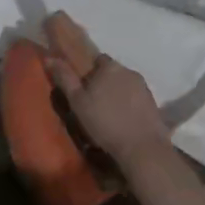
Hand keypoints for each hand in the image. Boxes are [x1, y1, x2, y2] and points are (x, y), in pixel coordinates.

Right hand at [44, 54, 169, 165]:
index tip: (82, 88)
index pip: (98, 59)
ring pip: (125, 85)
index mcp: (110, 66)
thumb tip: (50, 57)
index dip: (89, 72)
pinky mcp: (154, 104)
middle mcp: (129, 71)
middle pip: (112, 72)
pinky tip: (123, 122)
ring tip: (108, 115)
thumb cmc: (105, 122)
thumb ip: (65, 78)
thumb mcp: (77, 102)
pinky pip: (136, 99)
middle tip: (93, 103)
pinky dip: (129, 106)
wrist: (141, 147)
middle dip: (103, 83)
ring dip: (117, 94)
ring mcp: (144, 87)